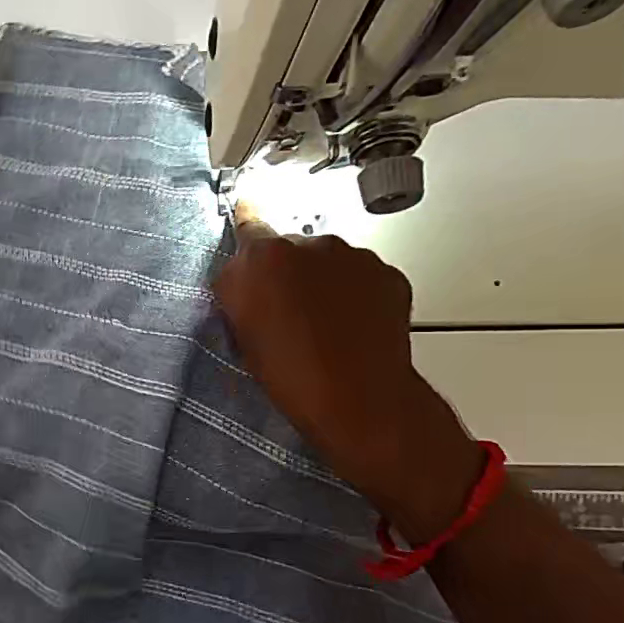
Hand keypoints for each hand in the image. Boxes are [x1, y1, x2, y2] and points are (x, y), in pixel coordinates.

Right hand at [214, 221, 479, 529]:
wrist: (358, 399)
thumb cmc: (289, 370)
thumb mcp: (237, 328)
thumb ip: (235, 285)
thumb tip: (242, 270)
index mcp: (264, 254)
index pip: (248, 223)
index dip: (246, 235)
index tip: (246, 234)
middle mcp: (311, 244)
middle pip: (290, 246)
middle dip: (286, 269)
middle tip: (284, 308)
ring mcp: (355, 257)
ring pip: (328, 260)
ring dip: (321, 279)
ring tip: (320, 322)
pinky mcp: (388, 275)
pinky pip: (361, 275)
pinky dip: (354, 291)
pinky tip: (348, 324)